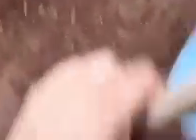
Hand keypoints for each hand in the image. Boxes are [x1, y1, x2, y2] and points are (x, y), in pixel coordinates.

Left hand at [7, 50, 164, 139]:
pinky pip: (65, 74)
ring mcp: (58, 75)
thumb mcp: (117, 137)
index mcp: (110, 95)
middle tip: (123, 117)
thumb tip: (148, 116)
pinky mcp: (39, 84)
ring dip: (97, 82)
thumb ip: (135, 123)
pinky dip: (73, 86)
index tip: (157, 110)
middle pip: (113, 63)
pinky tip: (71, 110)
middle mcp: (85, 76)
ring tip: (96, 113)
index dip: (155, 90)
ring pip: (88, 64)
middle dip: (121, 84)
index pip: (145, 73)